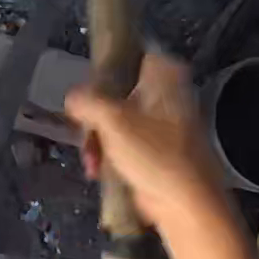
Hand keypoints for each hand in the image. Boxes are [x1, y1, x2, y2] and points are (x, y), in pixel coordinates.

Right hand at [64, 51, 233, 233]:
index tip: (83, 92)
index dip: (102, 72)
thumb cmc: (153, 153)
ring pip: (118, 121)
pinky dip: (111, 156)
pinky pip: (126, 145)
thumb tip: (72, 98)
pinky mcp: (159, 152)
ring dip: (98, 141)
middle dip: (94, 118)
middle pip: (117, 93)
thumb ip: (86, 101)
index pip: (126, 55)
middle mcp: (167, 93)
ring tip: (92, 162)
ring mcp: (164, 124)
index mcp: (165, 73)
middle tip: (84, 135)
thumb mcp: (112, 119)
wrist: (186, 203)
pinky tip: (99, 172)